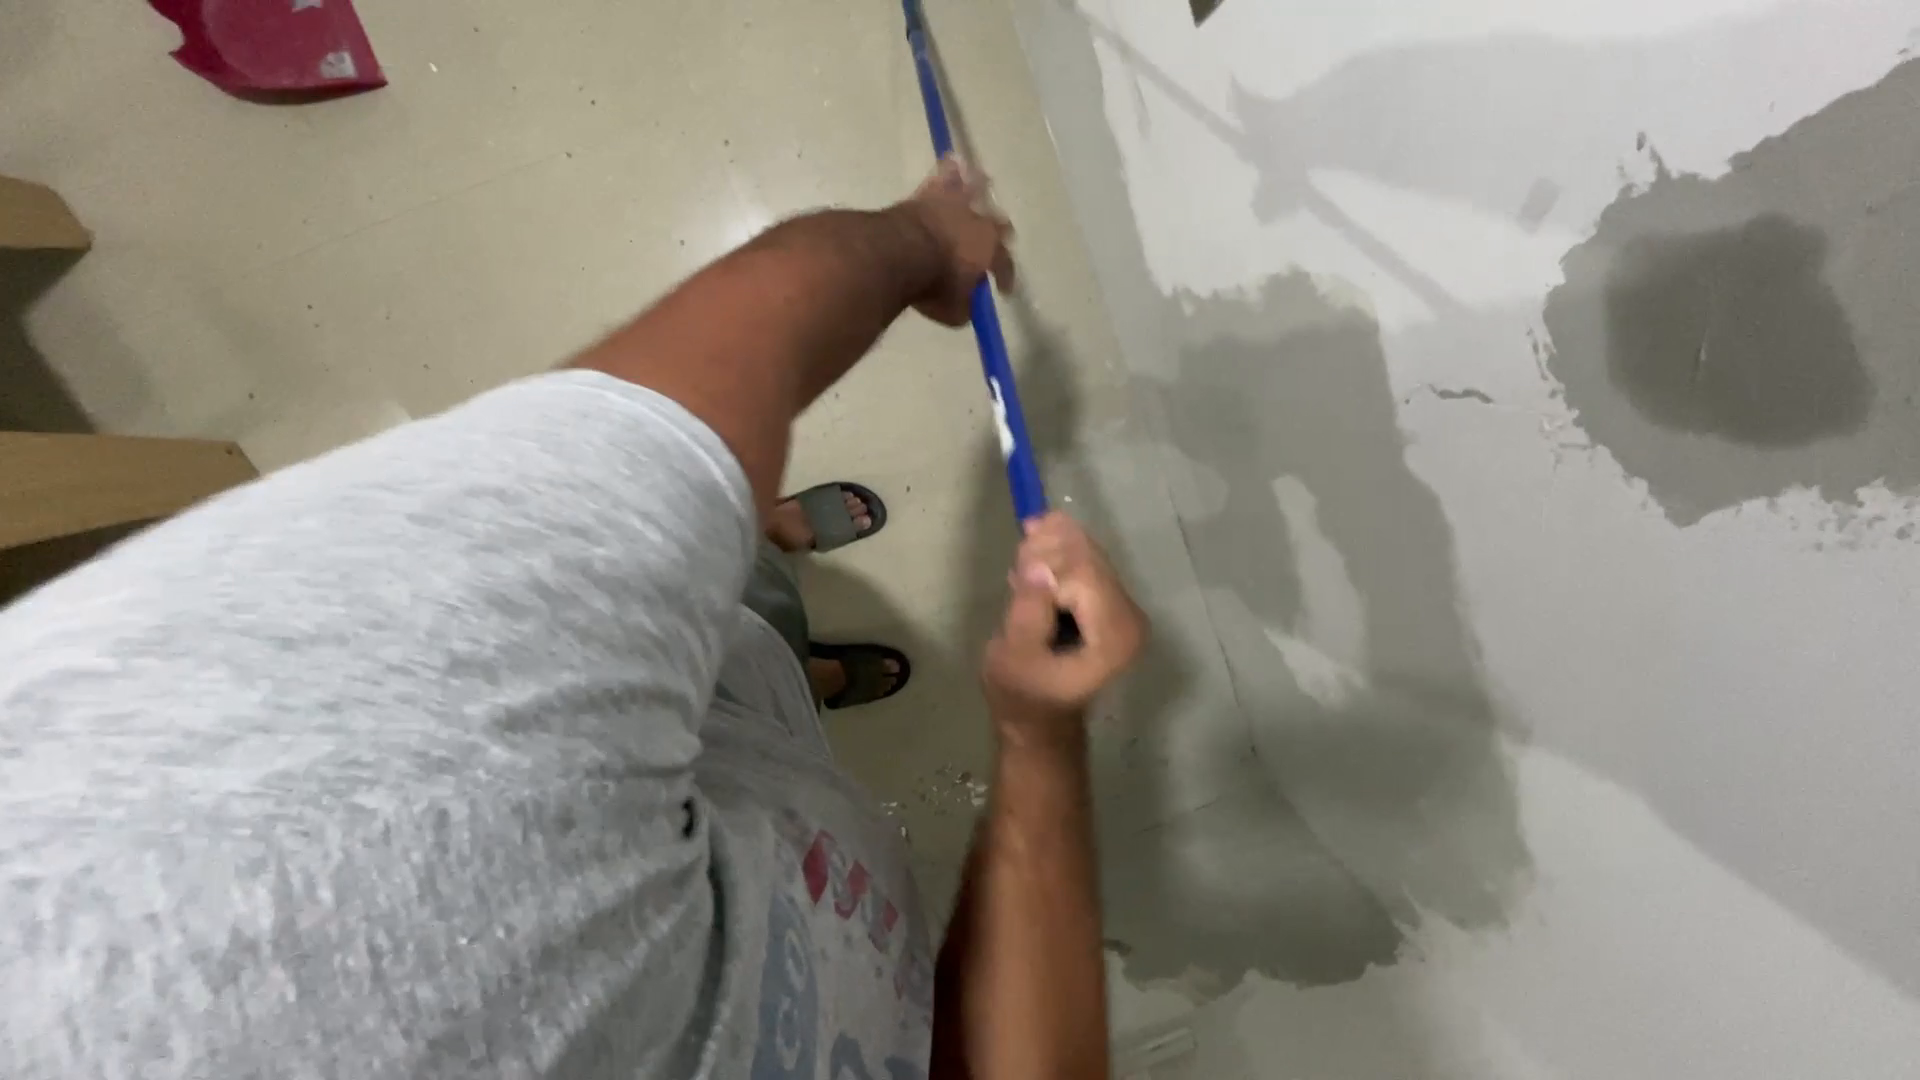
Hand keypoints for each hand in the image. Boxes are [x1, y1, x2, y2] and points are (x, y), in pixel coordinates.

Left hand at [898, 157, 1015, 326]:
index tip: (1003, 289)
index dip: (1006, 277)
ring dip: (980, 190)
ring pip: (975, 190)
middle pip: (997, 223)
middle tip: (1001, 234)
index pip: (1005, 265)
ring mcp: (953, 204)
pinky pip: (944, 176)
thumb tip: (965, 304)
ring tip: (983, 182)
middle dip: (1000, 231)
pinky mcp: (928, 193)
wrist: (899, 253)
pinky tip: (951, 162)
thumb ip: (964, 305)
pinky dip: (949, 170)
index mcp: (990, 250)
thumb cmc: (932, 285)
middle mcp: (978, 222)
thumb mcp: (953, 310)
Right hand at [982, 513, 1146, 739]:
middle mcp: (1129, 618)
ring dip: (1050, 548)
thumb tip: (1038, 568)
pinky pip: (1085, 563)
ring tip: (1020, 562)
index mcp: (1113, 637)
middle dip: (1048, 549)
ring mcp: (1123, 610)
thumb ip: (1029, 613)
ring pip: (1087, 554)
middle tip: (1015, 564)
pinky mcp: (1110, 604)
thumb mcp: (1014, 658)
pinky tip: (1033, 560)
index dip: (1045, 568)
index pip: (1082, 576)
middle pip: (1088, 558)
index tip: (1015, 580)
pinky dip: (1057, 555)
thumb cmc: (1023, 696)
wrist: (1040, 720)